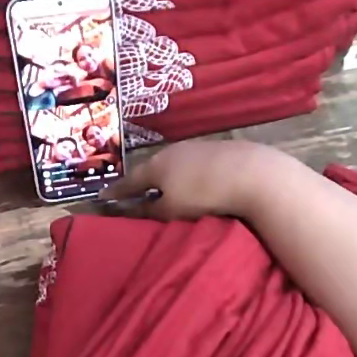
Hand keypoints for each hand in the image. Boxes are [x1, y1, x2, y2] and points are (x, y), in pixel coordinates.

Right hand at [102, 141, 303, 220]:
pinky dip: (188, 175)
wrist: (252, 173)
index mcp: (156, 165)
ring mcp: (197, 147)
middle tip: (134, 193)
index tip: (103, 196)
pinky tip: (195, 183)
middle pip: (152, 169)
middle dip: (143, 181)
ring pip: (174, 165)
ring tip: (165, 190)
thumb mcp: (172, 209)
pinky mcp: (220, 150)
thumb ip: (151, 209)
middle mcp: (173, 151)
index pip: (130, 180)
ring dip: (168, 177)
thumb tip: (135, 209)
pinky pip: (194, 165)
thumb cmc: (204, 194)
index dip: (116, 191)